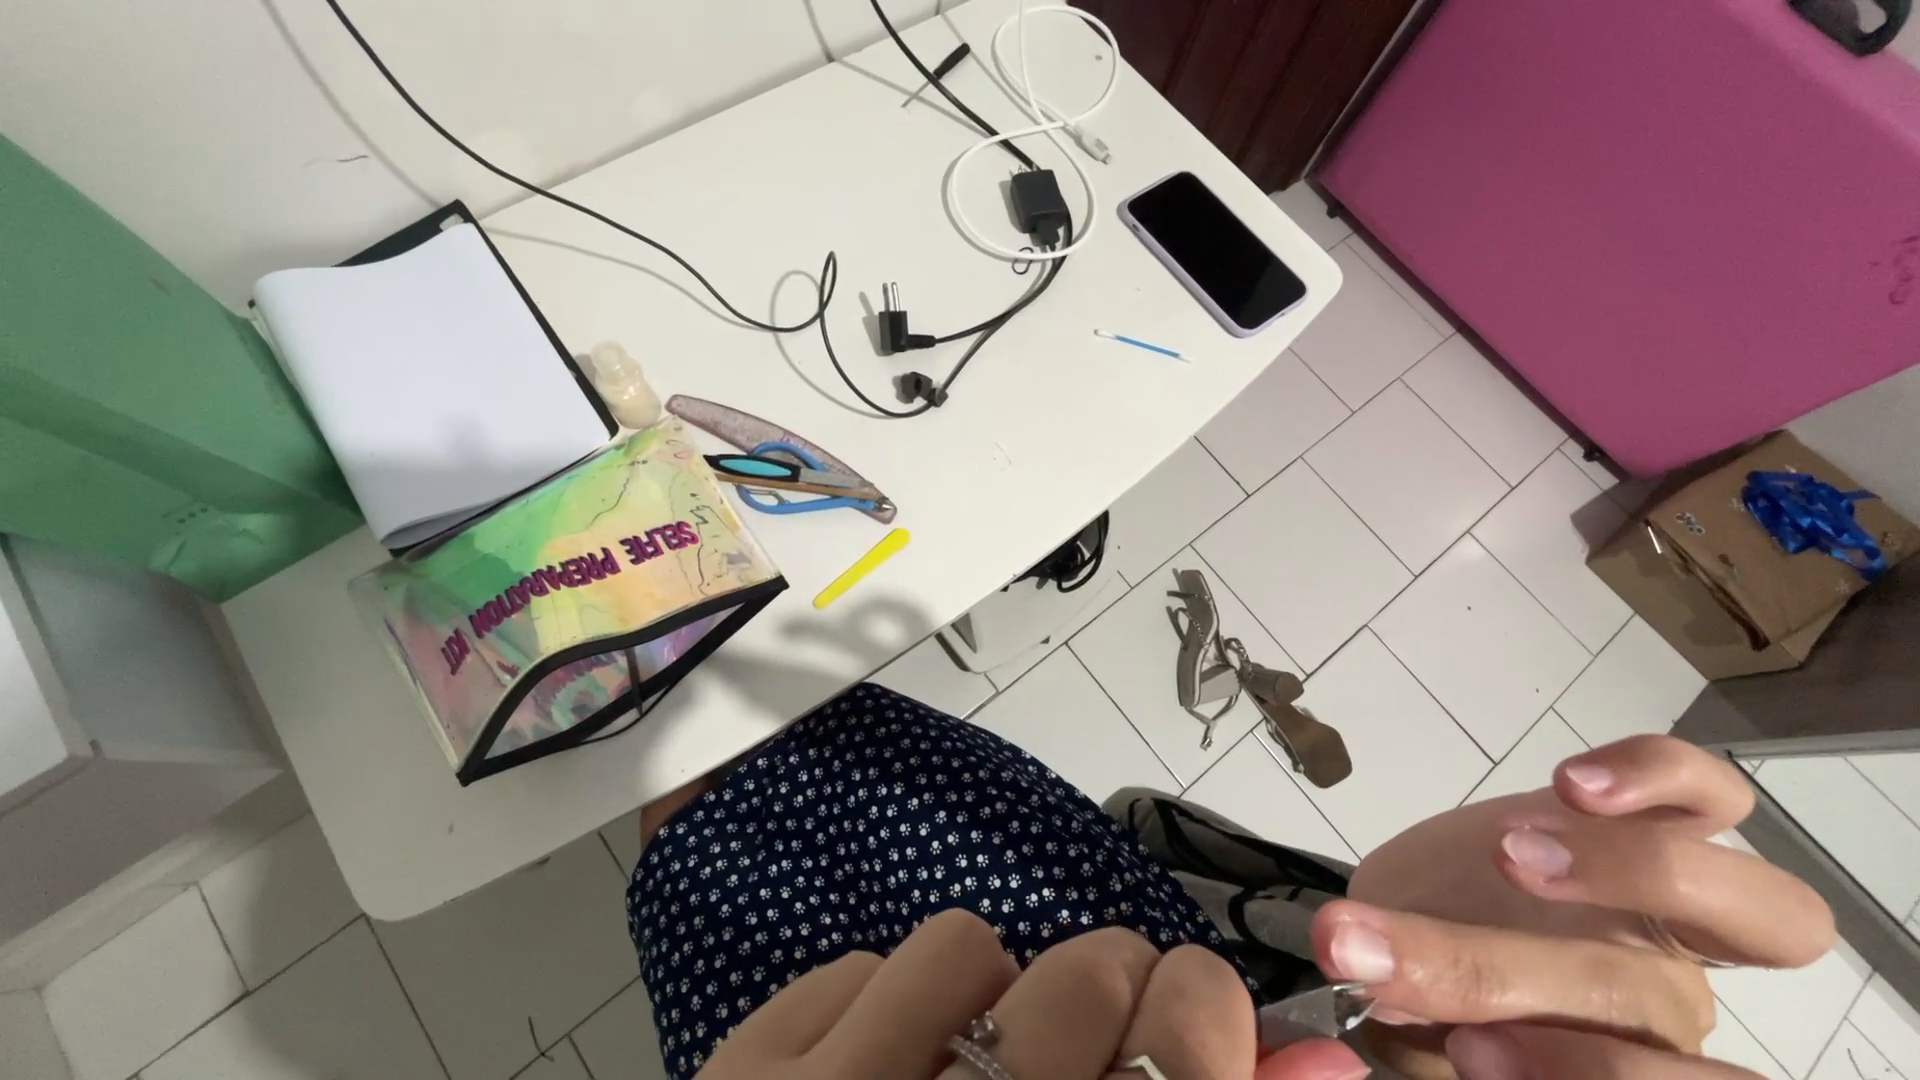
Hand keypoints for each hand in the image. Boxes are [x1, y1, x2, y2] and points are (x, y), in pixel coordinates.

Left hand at [694, 909, 1367, 1079]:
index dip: (1207, 1008)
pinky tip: (877, 1072)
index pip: (1190, 1029)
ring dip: (985, 995)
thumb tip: (1320, 1057)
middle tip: (1082, 1037)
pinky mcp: (750, 1067)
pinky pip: (857, 966)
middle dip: (1107, 991)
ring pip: (966, 945)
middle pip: (1088, 970)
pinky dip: (883, 1007)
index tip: (1189, 1006)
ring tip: (968, 1059)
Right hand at [1310, 734, 1833, 1078]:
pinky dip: (1657, 782)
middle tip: (1388, 936)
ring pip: (1747, 913)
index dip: (1576, 1072)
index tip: (1459, 1048)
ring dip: (1623, 873)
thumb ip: (1406, 1002)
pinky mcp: (1651, 818)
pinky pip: (1708, 796)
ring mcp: (1685, 911)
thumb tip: (1358, 960)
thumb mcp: (1410, 1014)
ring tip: (1503, 849)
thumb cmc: (1419, 983)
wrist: (1423, 922)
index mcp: (1627, 1062)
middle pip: (1644, 997)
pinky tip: (1571, 783)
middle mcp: (1675, 998)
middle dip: (1500, 968)